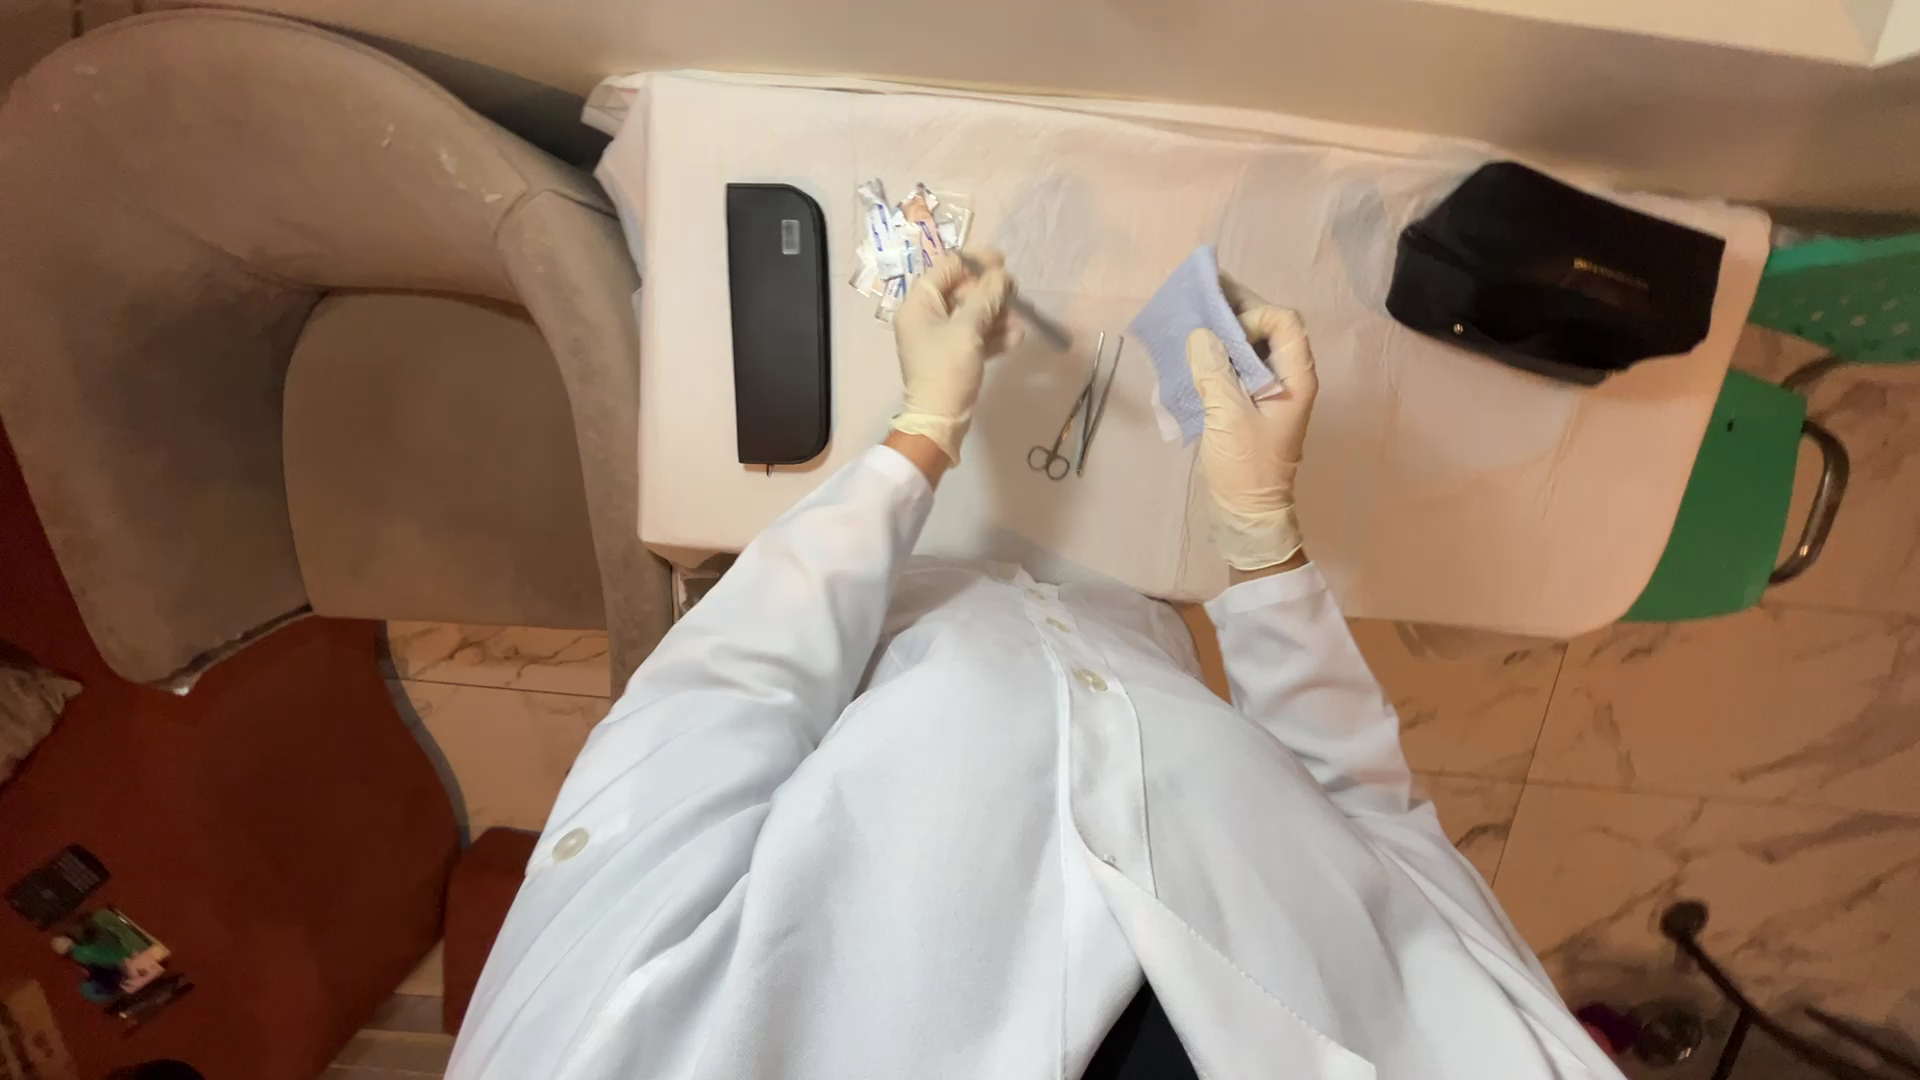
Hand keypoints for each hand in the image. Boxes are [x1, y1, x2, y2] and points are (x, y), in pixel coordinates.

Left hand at [890, 250, 1017, 464]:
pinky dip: (994, 335)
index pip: (947, 268)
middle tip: (1015, 296)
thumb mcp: (967, 330)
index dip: (975, 262)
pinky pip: (975, 336)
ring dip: (998, 316)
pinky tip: (1015, 339)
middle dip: (992, 294)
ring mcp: (940, 337)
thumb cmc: (946, 370)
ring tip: (1020, 324)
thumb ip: (986, 298)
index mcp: (919, 304)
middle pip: (963, 291)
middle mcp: (927, 316)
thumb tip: (1001, 277)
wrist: (939, 420)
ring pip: (973, 315)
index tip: (1002, 263)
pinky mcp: (954, 355)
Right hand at [1185, 276, 1318, 571]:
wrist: (1247, 513)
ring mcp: (1267, 393)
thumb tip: (1199, 336)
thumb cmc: (1245, 468)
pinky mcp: (1248, 407)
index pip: (1284, 324)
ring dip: (1222, 336)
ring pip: (1249, 350)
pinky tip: (1191, 359)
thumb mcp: (1227, 418)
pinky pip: (1235, 370)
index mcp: (1295, 379)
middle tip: (1199, 302)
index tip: (1221, 334)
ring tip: (1190, 325)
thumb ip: (1215, 373)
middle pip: (1266, 331)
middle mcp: (1286, 380)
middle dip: (1235, 314)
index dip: (1253, 317)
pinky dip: (1215, 359)